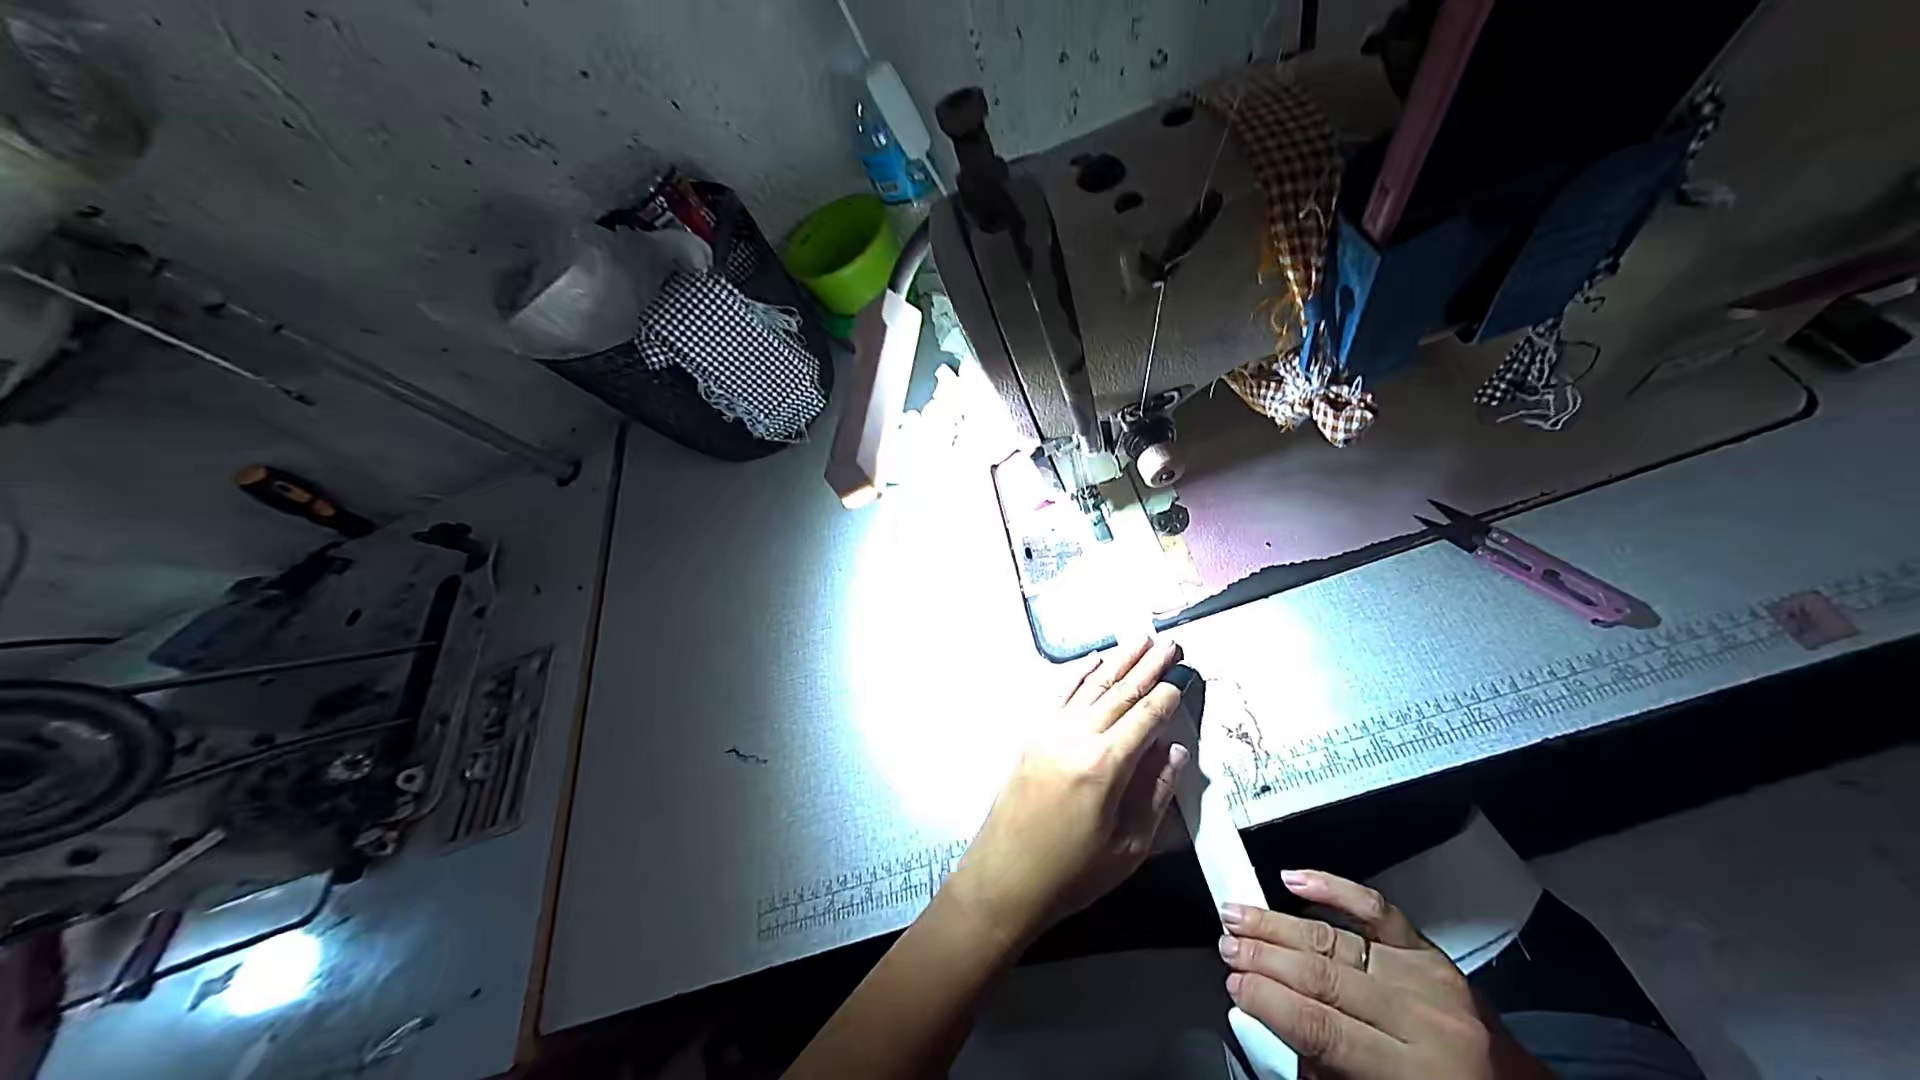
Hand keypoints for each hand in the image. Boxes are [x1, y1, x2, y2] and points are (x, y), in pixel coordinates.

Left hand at [943, 638, 1189, 947]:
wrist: (1004, 880)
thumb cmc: (1072, 873)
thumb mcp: (1128, 847)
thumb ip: (1155, 793)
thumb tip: (1174, 750)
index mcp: (1104, 766)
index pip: (1145, 718)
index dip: (1167, 696)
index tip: (1182, 676)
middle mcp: (1075, 738)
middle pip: (1119, 693)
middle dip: (1147, 666)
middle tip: (1169, 643)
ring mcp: (1049, 733)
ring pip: (1090, 687)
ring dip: (1116, 661)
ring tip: (1138, 639)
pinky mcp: (1031, 737)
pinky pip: (1058, 696)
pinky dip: (1077, 675)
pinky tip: (1092, 661)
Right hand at [1219, 870, 1550, 1079]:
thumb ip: (1323, 1068)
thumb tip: (1265, 1017)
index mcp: (1413, 1074)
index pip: (1323, 1026)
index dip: (1270, 1002)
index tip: (1233, 985)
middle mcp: (1423, 1020)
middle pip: (1324, 975)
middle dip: (1264, 957)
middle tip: (1226, 945)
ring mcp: (1428, 977)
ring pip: (1336, 939)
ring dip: (1278, 924)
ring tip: (1237, 915)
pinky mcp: (1430, 951)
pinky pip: (1377, 909)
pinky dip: (1333, 888)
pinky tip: (1292, 879)